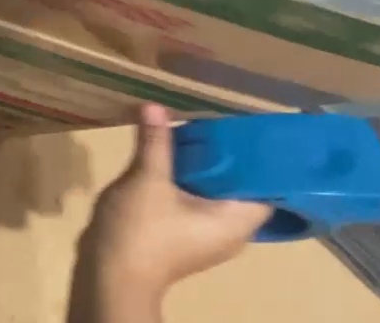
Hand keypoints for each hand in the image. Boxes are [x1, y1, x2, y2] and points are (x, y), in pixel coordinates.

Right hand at [73, 105, 271, 319]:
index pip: (266, 188)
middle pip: (239, 188)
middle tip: (209, 122)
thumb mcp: (147, 180)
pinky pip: (195, 201)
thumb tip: (156, 107)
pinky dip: (186, 181)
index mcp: (236, 221)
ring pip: (214, 194)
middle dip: (225, 157)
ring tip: (185, 134)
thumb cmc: (141, 229)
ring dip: (202, 167)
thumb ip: (156, 144)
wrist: (113, 272)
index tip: (244, 129)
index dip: (258, 159)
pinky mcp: (184, 235)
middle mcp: (230, 231)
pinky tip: (165, 161)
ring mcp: (206, 235)